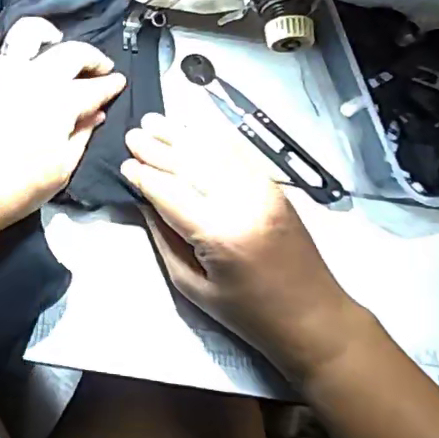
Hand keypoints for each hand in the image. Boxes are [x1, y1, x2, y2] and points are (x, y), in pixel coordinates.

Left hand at [0, 0, 125, 242]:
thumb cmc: (14, 190)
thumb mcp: (60, 170)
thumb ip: (80, 136)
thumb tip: (96, 114)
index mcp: (61, 102)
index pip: (94, 87)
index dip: (110, 84)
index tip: (118, 82)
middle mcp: (33, 78)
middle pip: (69, 54)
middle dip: (90, 57)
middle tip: (98, 66)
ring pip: (24, 37)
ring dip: (43, 32)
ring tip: (52, 36)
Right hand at [121, 112, 375, 381]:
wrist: (313, 315)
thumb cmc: (249, 314)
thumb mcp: (195, 288)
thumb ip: (166, 241)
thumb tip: (145, 203)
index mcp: (218, 234)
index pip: (171, 194)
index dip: (145, 178)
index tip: (124, 165)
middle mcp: (241, 203)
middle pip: (191, 165)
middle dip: (158, 149)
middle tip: (133, 135)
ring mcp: (261, 189)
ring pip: (214, 152)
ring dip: (182, 136)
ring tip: (155, 122)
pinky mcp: (274, 186)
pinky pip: (238, 154)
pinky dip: (212, 139)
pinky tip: (194, 130)